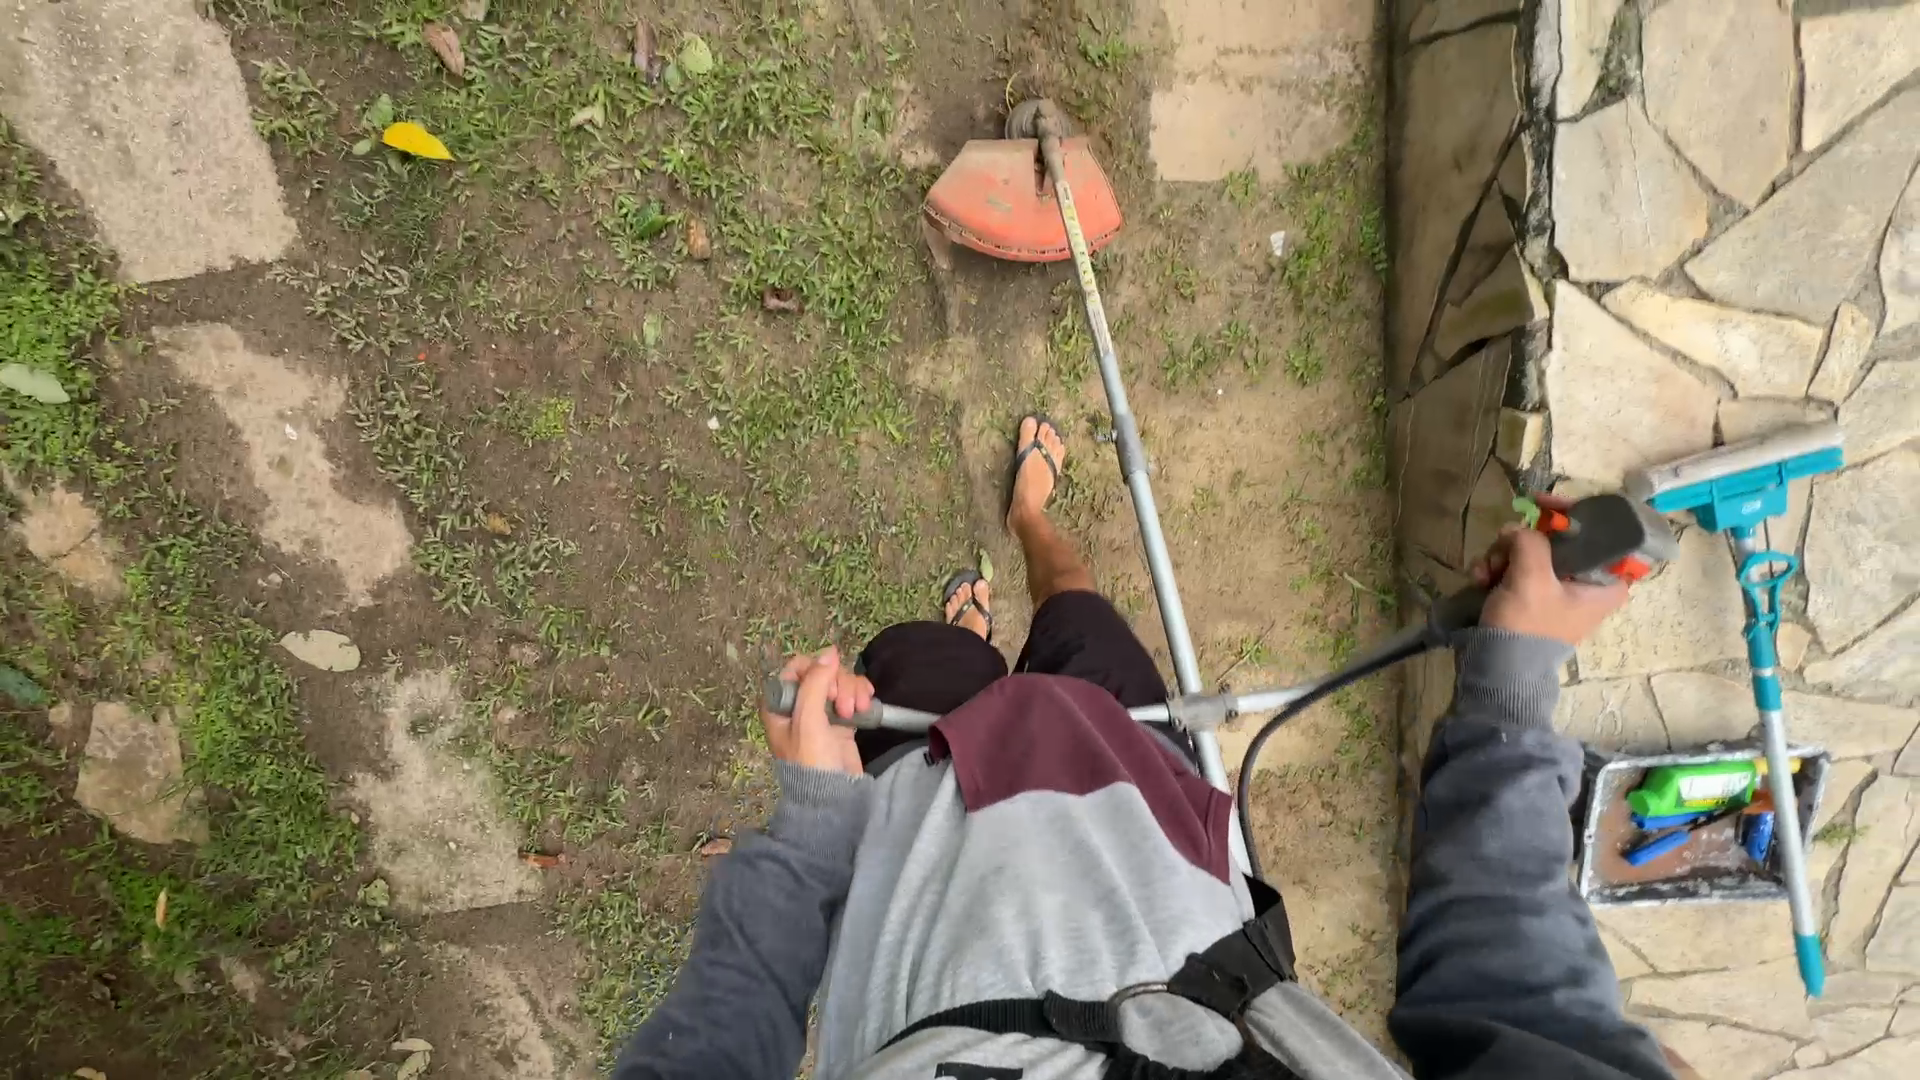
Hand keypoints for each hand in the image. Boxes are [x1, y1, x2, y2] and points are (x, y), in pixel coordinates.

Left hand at [761, 647, 867, 774]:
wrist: (832, 797)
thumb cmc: (812, 760)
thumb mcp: (808, 720)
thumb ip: (816, 683)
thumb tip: (830, 652)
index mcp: (780, 703)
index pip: (799, 667)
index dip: (817, 672)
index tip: (828, 691)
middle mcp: (799, 704)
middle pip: (824, 672)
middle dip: (839, 684)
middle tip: (844, 708)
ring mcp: (821, 711)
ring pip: (840, 681)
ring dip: (852, 690)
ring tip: (857, 710)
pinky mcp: (841, 719)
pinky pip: (852, 694)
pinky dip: (861, 695)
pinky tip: (866, 706)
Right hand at [1470, 495, 1630, 645]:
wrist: (1500, 666)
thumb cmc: (1527, 625)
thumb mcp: (1530, 580)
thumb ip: (1530, 544)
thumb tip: (1517, 529)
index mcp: (1607, 581)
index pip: (1601, 532)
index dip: (1572, 512)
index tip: (1540, 503)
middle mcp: (1586, 583)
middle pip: (1555, 540)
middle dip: (1520, 542)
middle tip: (1500, 549)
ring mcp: (1555, 590)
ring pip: (1528, 552)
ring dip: (1500, 556)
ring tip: (1484, 573)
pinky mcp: (1529, 597)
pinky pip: (1513, 569)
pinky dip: (1494, 569)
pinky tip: (1479, 580)